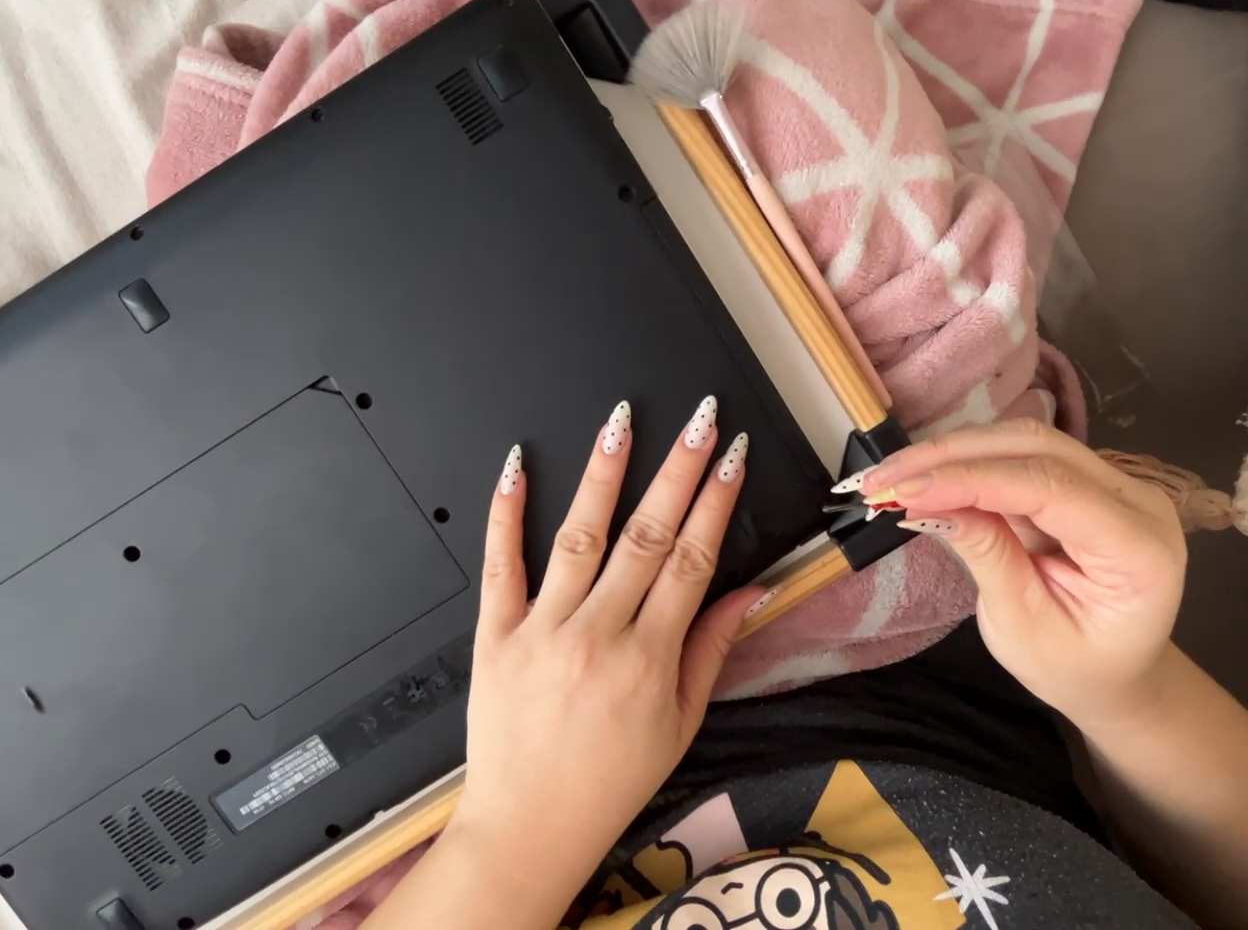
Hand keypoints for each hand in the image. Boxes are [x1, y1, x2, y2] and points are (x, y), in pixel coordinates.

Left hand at [448, 398, 760, 890]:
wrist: (529, 827)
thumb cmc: (609, 781)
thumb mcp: (681, 724)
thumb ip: (714, 650)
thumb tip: (753, 593)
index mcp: (649, 658)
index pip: (692, 559)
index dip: (717, 502)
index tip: (732, 458)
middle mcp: (597, 635)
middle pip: (646, 535)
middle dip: (679, 470)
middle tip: (699, 420)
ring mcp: (542, 630)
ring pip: (579, 537)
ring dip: (604, 475)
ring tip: (623, 424)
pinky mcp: (495, 634)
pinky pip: (501, 565)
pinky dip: (506, 513)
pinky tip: (516, 467)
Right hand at [855, 418, 1185, 732]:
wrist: (1113, 675)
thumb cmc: (1074, 666)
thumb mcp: (1024, 626)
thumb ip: (986, 555)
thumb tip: (926, 502)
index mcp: (1138, 548)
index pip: (1048, 487)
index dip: (970, 479)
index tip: (902, 489)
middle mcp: (1133, 499)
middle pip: (1033, 447)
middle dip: (948, 456)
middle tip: (880, 479)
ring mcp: (1107, 482)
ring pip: (1018, 440)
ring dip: (947, 453)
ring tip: (889, 476)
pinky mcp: (1074, 479)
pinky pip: (1012, 454)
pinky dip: (960, 462)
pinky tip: (919, 476)